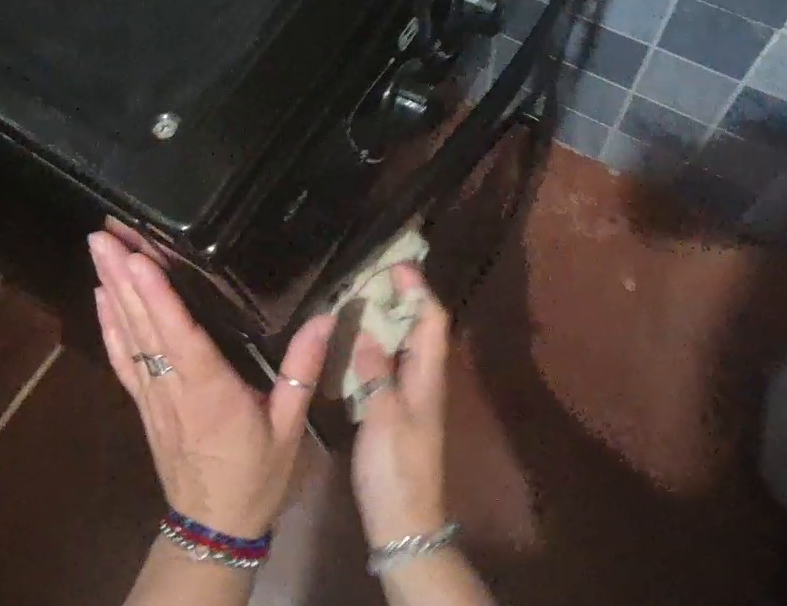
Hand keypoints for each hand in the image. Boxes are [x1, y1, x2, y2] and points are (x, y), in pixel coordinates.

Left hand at [89, 220, 334, 539]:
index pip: (179, 336)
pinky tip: (101, 296)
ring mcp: (151, 395)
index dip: (158, 297)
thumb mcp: (290, 427)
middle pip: (143, 326)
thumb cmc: (257, 475)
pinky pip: (122, 358)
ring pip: (128, 336)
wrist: (214, 526)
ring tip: (98, 249)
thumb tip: (325, 317)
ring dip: (112, 290)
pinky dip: (109, 325)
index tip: (139, 258)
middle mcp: (173, 387)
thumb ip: (302, 371)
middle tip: (105, 235)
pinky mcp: (143, 402)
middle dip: (123, 278)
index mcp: (210, 391)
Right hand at [349, 263, 451, 544]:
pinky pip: (391, 364)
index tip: (397, 264)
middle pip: (421, 328)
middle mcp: (425, 380)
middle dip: (404, 296)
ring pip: (405, 345)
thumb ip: (376, 373)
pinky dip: (377, 344)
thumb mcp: (383, 418)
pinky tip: (354, 342)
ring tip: (361, 297)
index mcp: (428, 377)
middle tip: (374, 273)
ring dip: (389, 318)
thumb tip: (367, 333)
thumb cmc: (396, 468)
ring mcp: (412, 396)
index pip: (432, 320)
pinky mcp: (397, 410)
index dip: (418, 290)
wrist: (403, 521)